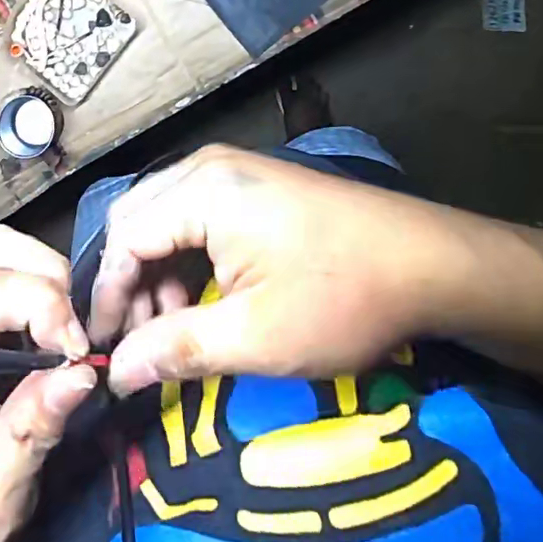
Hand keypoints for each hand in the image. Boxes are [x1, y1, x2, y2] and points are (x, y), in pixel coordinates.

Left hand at [0, 225, 97, 541]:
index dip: (43, 307)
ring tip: (65, 341)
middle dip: (50, 281)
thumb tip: (81, 373)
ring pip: (4, 251)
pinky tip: (54, 338)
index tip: (78, 356)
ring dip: (49, 282)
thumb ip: (29, 435)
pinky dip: (45, 290)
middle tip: (73, 342)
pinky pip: (10, 274)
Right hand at [92, 145, 499, 394]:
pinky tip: (200, 297)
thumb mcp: (256, 336)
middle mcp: (204, 167)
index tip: (106, 350)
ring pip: (159, 218)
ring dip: (155, 271)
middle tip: (139, 338)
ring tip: (173, 324)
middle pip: (134, 221)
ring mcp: (228, 170)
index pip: (123, 240)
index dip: (107, 298)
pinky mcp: (247, 183)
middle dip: (128, 282)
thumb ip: (175, 350)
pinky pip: (189, 215)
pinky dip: (182, 258)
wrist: (437, 263)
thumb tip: (115, 375)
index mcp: (201, 191)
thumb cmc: (345, 297)